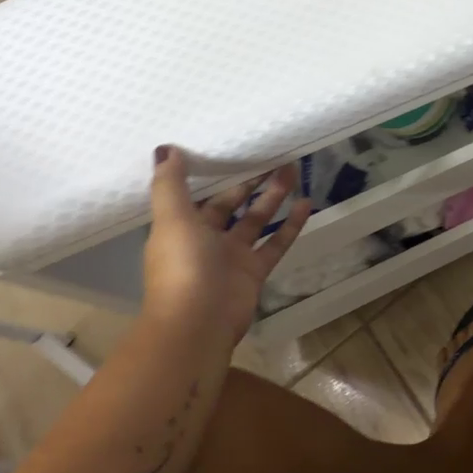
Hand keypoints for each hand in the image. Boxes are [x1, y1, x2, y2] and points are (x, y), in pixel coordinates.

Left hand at [142, 145, 310, 343]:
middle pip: (231, 204)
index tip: (235, 150)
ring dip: (273, 196)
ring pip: (255, 219)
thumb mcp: (173, 220)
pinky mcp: (254, 271)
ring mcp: (232, 257)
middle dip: (250, 181)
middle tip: (274, 155)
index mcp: (181, 229)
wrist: (198, 323)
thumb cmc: (182, 267)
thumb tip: (165, 149)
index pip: (199, 195)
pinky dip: (290, 224)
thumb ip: (170, 185)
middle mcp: (205, 240)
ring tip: (293, 170)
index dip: (215, 174)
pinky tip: (306, 203)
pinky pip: (275, 242)